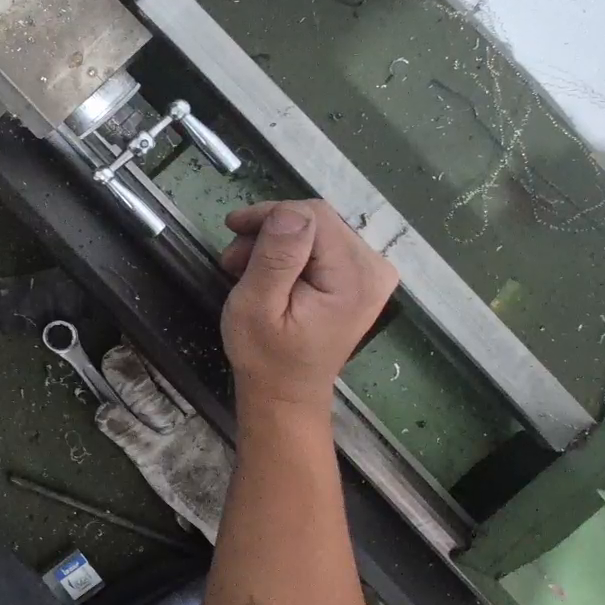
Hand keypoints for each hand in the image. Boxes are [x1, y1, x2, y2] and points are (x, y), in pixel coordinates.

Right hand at [218, 200, 397, 412]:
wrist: (285, 391)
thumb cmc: (265, 355)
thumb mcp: (257, 307)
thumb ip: (276, 259)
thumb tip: (288, 213)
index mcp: (354, 276)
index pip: (313, 216)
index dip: (269, 214)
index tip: (230, 227)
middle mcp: (374, 267)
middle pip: (317, 220)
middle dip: (268, 231)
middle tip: (231, 261)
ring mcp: (372, 273)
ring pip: (317, 230)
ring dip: (274, 242)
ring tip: (242, 270)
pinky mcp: (360, 278)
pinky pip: (322, 246)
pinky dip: (289, 253)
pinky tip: (267, 274)